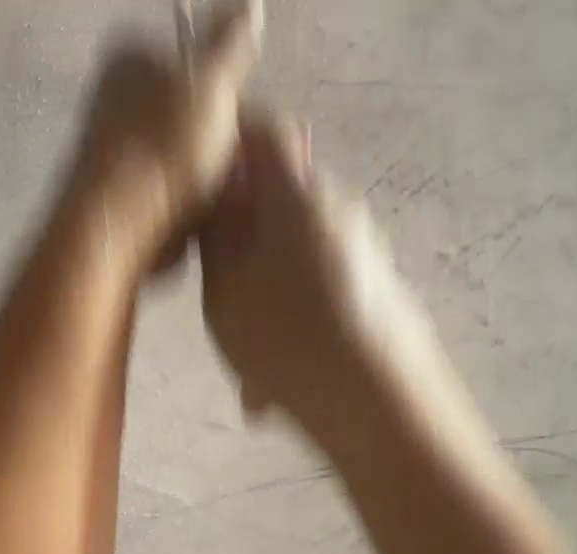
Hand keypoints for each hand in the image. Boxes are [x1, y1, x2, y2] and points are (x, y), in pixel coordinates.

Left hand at [66, 0, 263, 270]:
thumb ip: (231, 43)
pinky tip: (204, 223)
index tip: (245, 118)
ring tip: (227, 195)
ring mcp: (113, 157)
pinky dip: (187, 211)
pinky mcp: (118, 206)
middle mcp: (113, 102)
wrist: (115, 232)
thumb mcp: (211, 83)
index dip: (228, 90)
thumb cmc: (164, 149)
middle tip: (242, 161)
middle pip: (188, 115)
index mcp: (131, 57)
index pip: (193, 60)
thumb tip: (250, 5)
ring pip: (181, 162)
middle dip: (218, 139)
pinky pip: (169, 201)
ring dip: (207, 180)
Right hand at [199, 113, 457, 448]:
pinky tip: (273, 391)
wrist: (376, 401)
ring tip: (246, 375)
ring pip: (295, 259)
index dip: (228, 136)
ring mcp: (364, 250)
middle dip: (241, 241)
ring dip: (264, 299)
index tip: (197, 174)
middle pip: (278, 201)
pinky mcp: (379, 291)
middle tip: (213, 295)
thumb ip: (216, 234)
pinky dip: (292, 326)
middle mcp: (338, 208)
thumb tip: (218, 196)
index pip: (262, 129)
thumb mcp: (224, 288)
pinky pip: (319, 295)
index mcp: (295, 192)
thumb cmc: (284, 337)